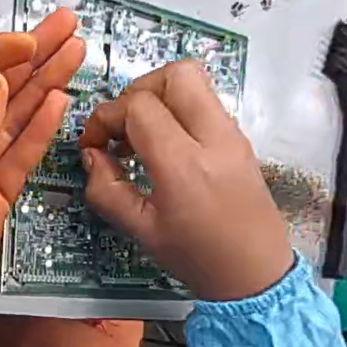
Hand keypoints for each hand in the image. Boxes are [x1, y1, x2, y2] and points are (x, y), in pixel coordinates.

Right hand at [79, 60, 291, 301]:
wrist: (255, 271)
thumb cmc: (195, 257)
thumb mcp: (140, 231)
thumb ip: (108, 190)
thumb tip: (91, 156)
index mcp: (184, 165)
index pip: (140, 107)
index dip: (106, 117)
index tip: (92, 145)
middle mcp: (213, 138)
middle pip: (174, 75)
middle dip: (135, 92)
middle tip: (119, 128)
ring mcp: (231, 133)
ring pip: (193, 81)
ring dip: (157, 97)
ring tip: (137, 136)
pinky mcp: (238, 137)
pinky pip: (203, 102)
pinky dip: (175, 110)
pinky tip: (160, 146)